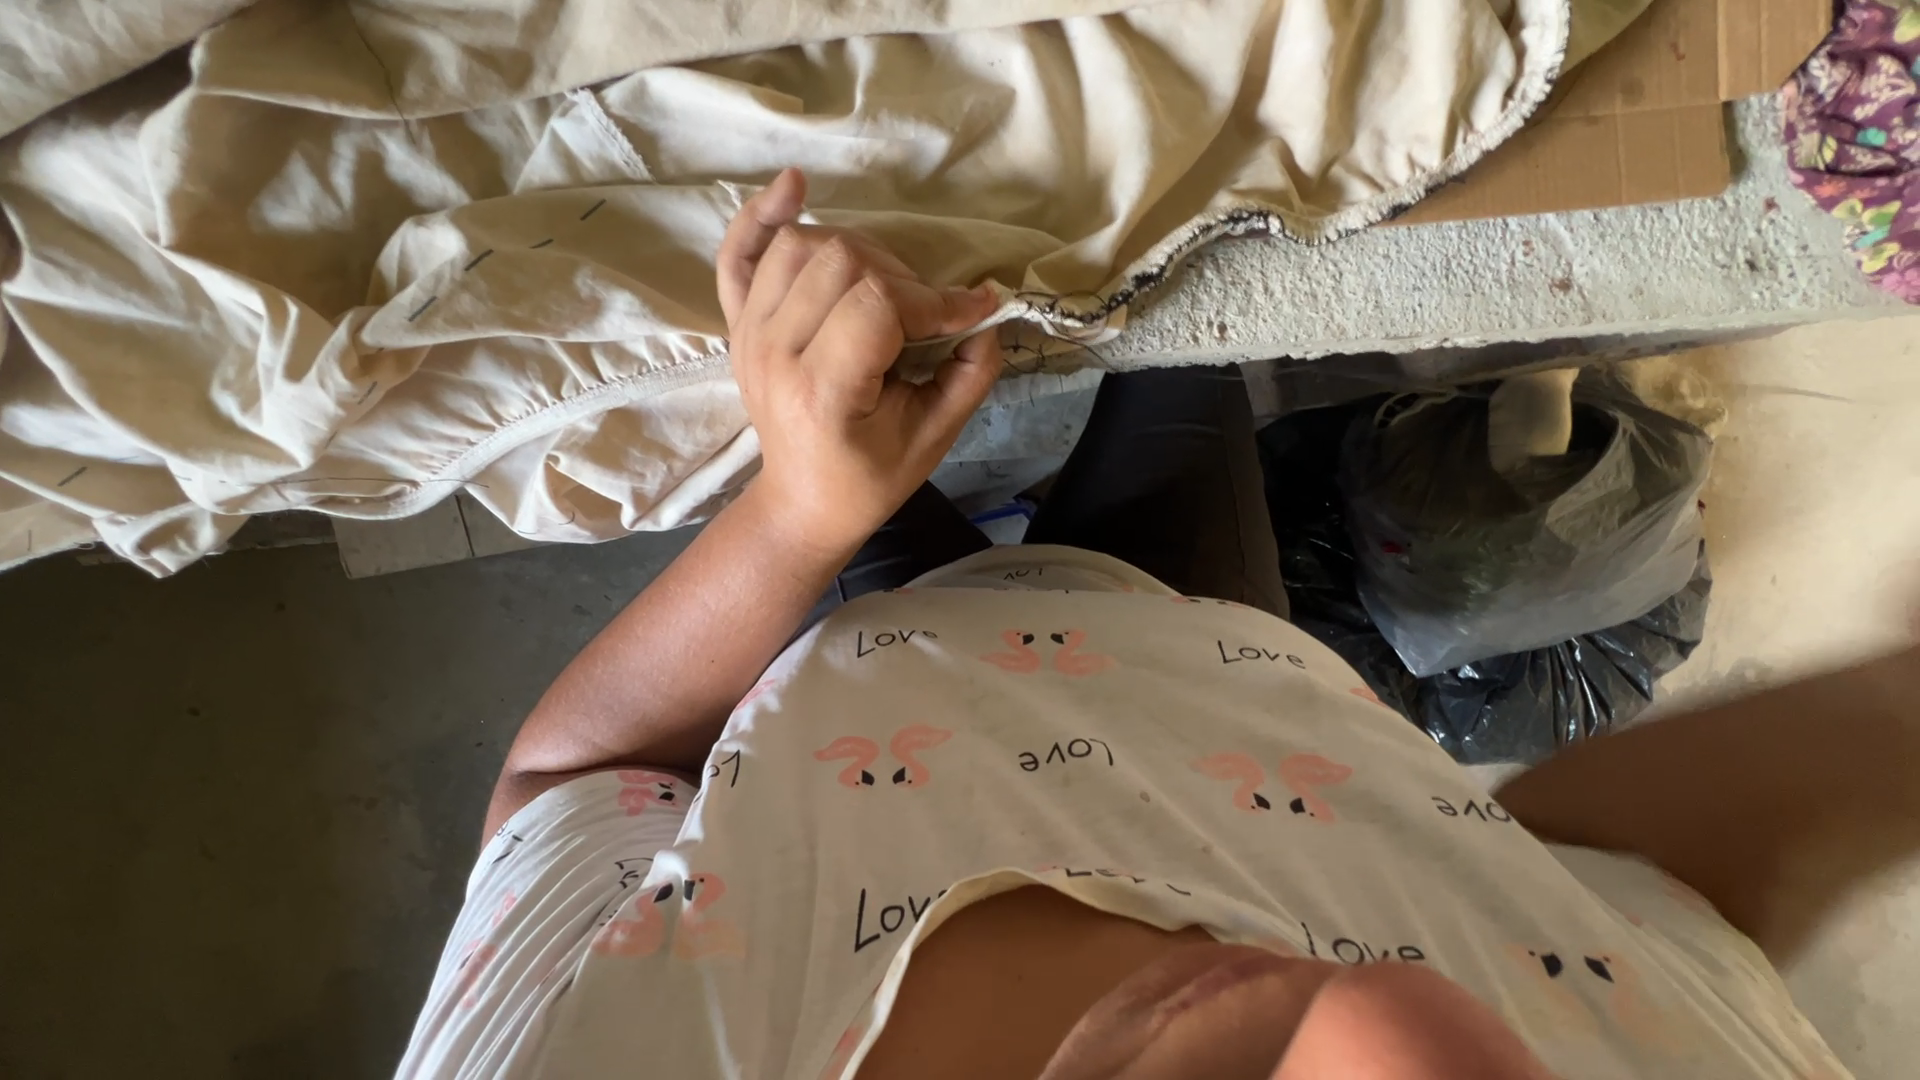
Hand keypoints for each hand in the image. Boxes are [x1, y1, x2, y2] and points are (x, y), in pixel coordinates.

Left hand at [716, 168, 1001, 552]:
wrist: (804, 502)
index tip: (972, 313)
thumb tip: (985, 315)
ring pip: (802, 245)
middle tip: (926, 316)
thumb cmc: (870, 479)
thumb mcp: (934, 440)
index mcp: (822, 390)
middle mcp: (774, 352)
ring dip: (858, 253)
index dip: (934, 300)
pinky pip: (740, 252)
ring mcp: (748, 334)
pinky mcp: (738, 324)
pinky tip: (796, 187)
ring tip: (885, 288)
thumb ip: (970, 376)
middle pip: (842, 262)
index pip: (879, 303)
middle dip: (902, 279)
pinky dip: (763, 215)